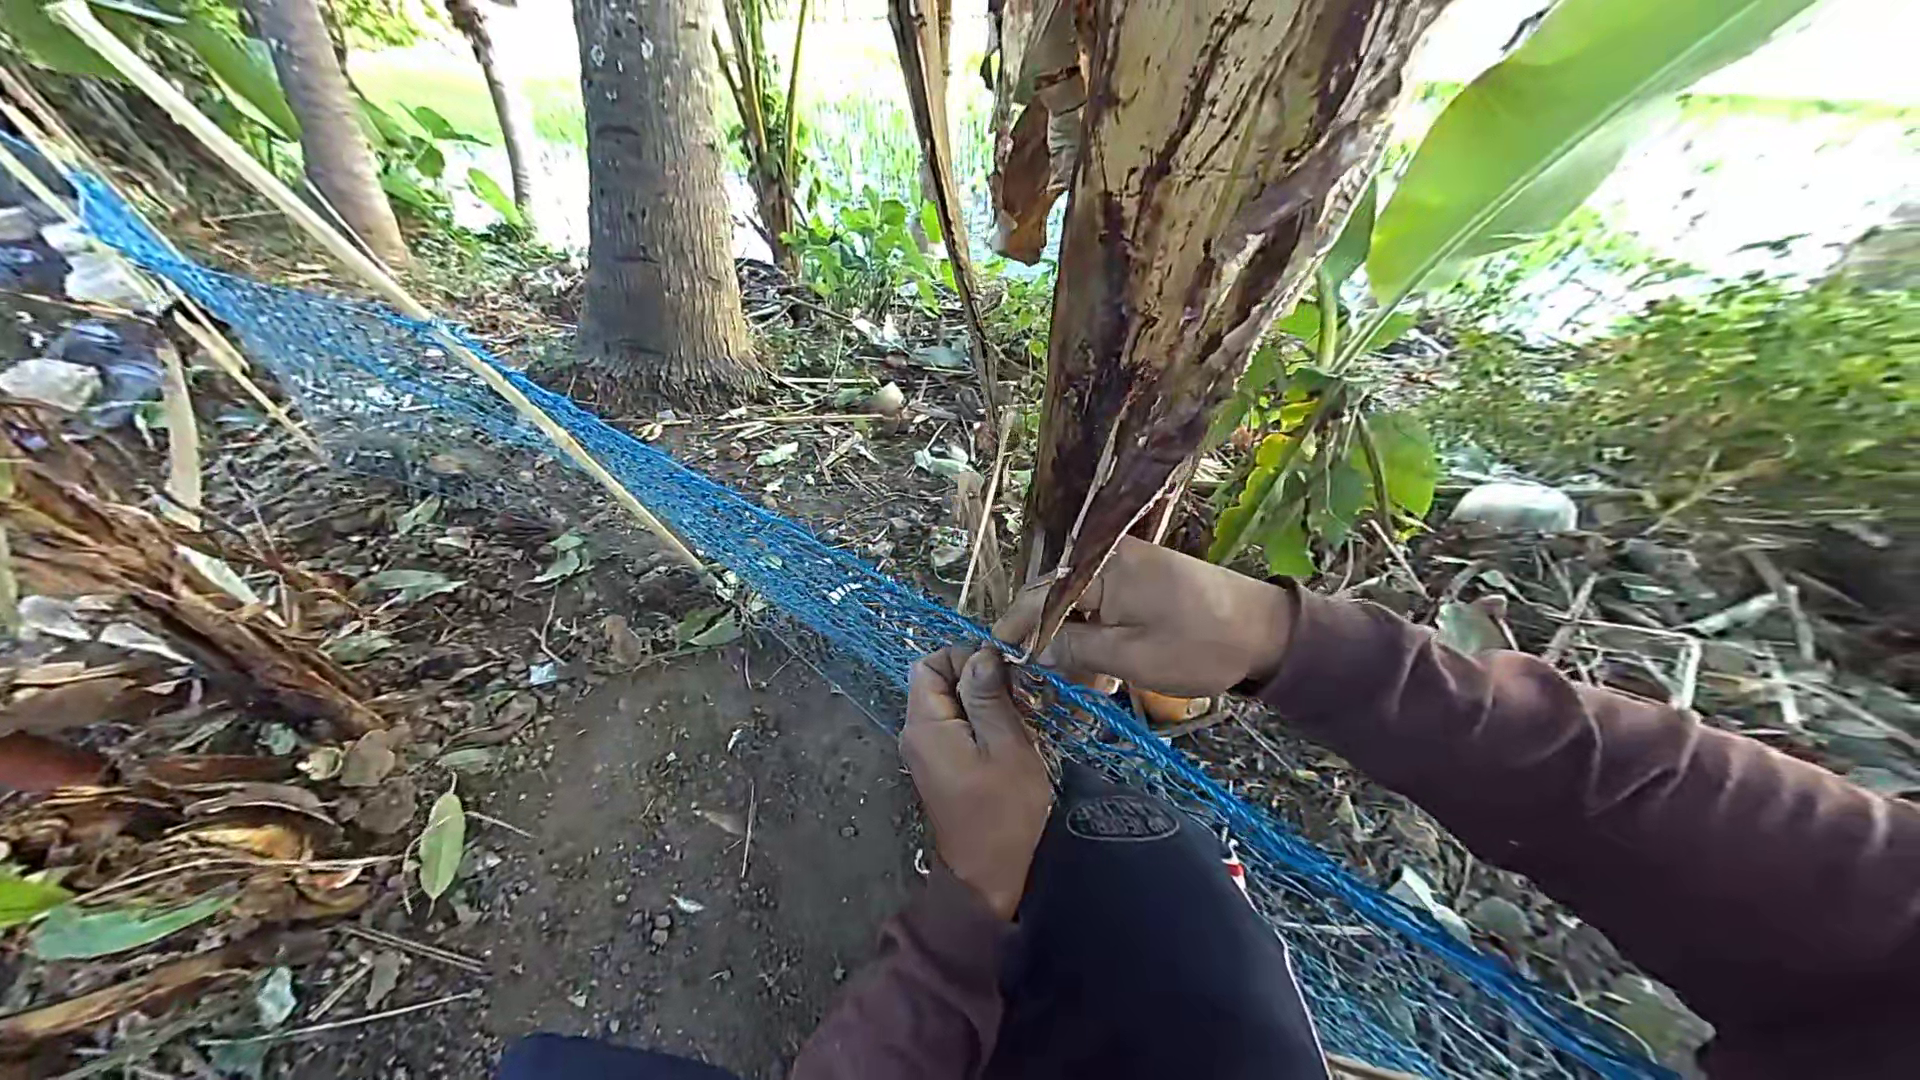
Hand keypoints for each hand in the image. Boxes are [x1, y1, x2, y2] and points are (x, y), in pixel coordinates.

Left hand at [903, 645, 1052, 919]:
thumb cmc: (1002, 811)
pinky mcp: (940, 763)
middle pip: (938, 681)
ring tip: (1019, 715)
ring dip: (984, 700)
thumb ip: (989, 695)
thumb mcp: (1005, 746)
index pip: (929, 664)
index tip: (1003, 671)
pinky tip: (1009, 734)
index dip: (964, 657)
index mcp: (925, 724)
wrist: (988, 875)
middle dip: (979, 679)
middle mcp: (916, 732)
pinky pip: (955, 724)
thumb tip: (982, 653)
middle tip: (1018, 694)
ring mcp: (926, 750)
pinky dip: (981, 720)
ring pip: (950, 702)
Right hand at [994, 536, 1295, 697]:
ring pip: (1080, 606)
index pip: (1039, 596)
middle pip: (1057, 599)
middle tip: (1040, 679)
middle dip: (1046, 640)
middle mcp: (1108, 558)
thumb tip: (1033, 649)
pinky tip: (1104, 670)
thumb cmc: (1200, 645)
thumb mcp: (1132, 656)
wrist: (1269, 631)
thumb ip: (1075, 649)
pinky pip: (1104, 606)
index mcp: (1102, 568)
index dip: (1015, 628)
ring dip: (1075, 643)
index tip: (996, 656)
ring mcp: (1126, 566)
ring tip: (1080, 684)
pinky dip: (1098, 635)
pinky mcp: (1141, 579)